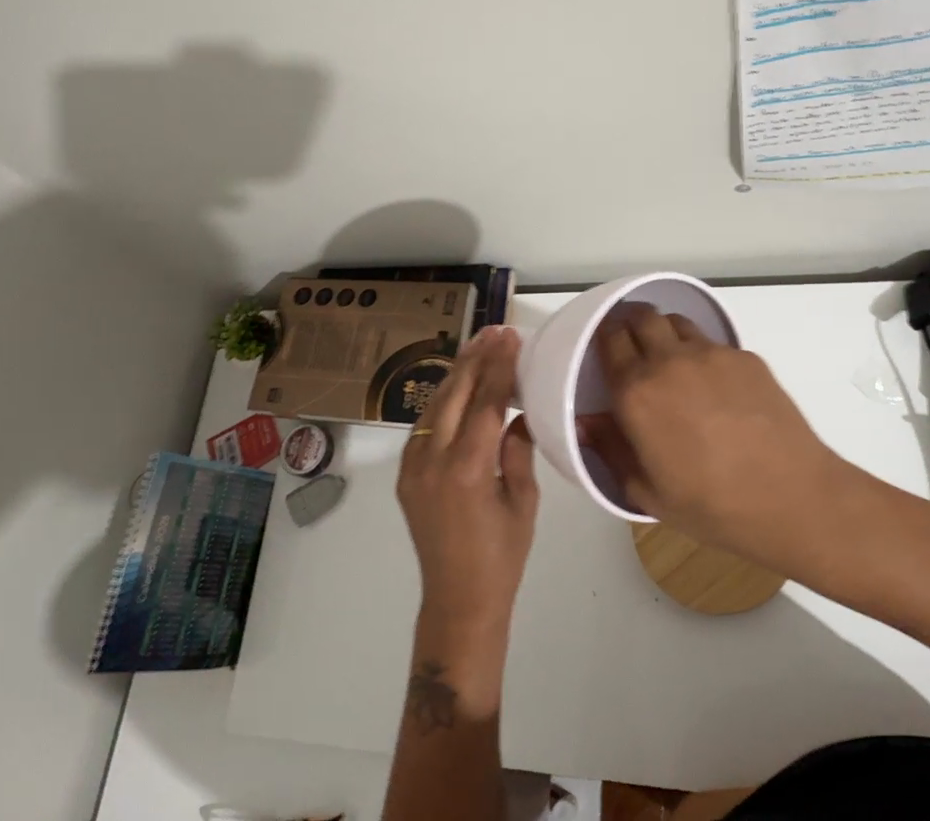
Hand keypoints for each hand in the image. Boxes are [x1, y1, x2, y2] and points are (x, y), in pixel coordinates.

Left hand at [397, 326, 539, 629]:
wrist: (458, 600)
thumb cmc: (502, 557)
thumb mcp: (523, 503)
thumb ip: (518, 452)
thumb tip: (517, 415)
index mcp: (469, 469)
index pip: (485, 402)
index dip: (499, 366)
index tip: (510, 337)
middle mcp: (434, 460)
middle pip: (453, 394)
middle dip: (475, 359)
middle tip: (495, 331)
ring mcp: (413, 467)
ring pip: (433, 407)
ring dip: (456, 375)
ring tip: (477, 347)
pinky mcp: (406, 476)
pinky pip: (424, 428)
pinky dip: (442, 402)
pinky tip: (457, 388)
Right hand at [576, 305, 855, 567]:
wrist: (791, 498)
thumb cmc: (711, 506)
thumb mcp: (646, 492)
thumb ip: (610, 450)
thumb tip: (585, 423)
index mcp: (637, 393)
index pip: (609, 340)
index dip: (602, 339)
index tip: (601, 349)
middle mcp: (670, 362)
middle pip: (642, 318)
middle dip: (631, 325)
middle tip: (632, 347)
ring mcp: (713, 355)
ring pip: (678, 323)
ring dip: (666, 333)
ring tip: (670, 360)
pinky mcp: (747, 358)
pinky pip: (713, 344)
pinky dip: (702, 353)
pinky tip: (713, 386)